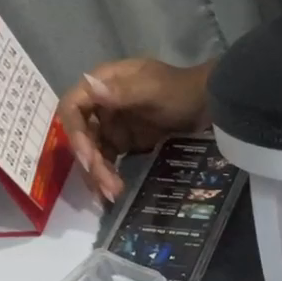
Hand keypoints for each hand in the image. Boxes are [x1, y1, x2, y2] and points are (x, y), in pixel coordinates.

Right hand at [56, 57, 213, 202]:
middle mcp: (102, 106)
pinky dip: (109, 176)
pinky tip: (114, 193)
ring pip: (95, 153)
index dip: (76, 134)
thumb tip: (91, 87)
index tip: (89, 159)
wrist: (208, 103)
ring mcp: (113, 126)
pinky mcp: (126, 144)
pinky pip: (110, 162)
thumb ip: (123, 92)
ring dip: (99, 174)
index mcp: (102, 85)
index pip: (73, 108)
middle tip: (108, 189)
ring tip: (112, 196)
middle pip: (83, 136)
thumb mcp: (153, 89)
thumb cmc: (180, 91)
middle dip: (91, 163)